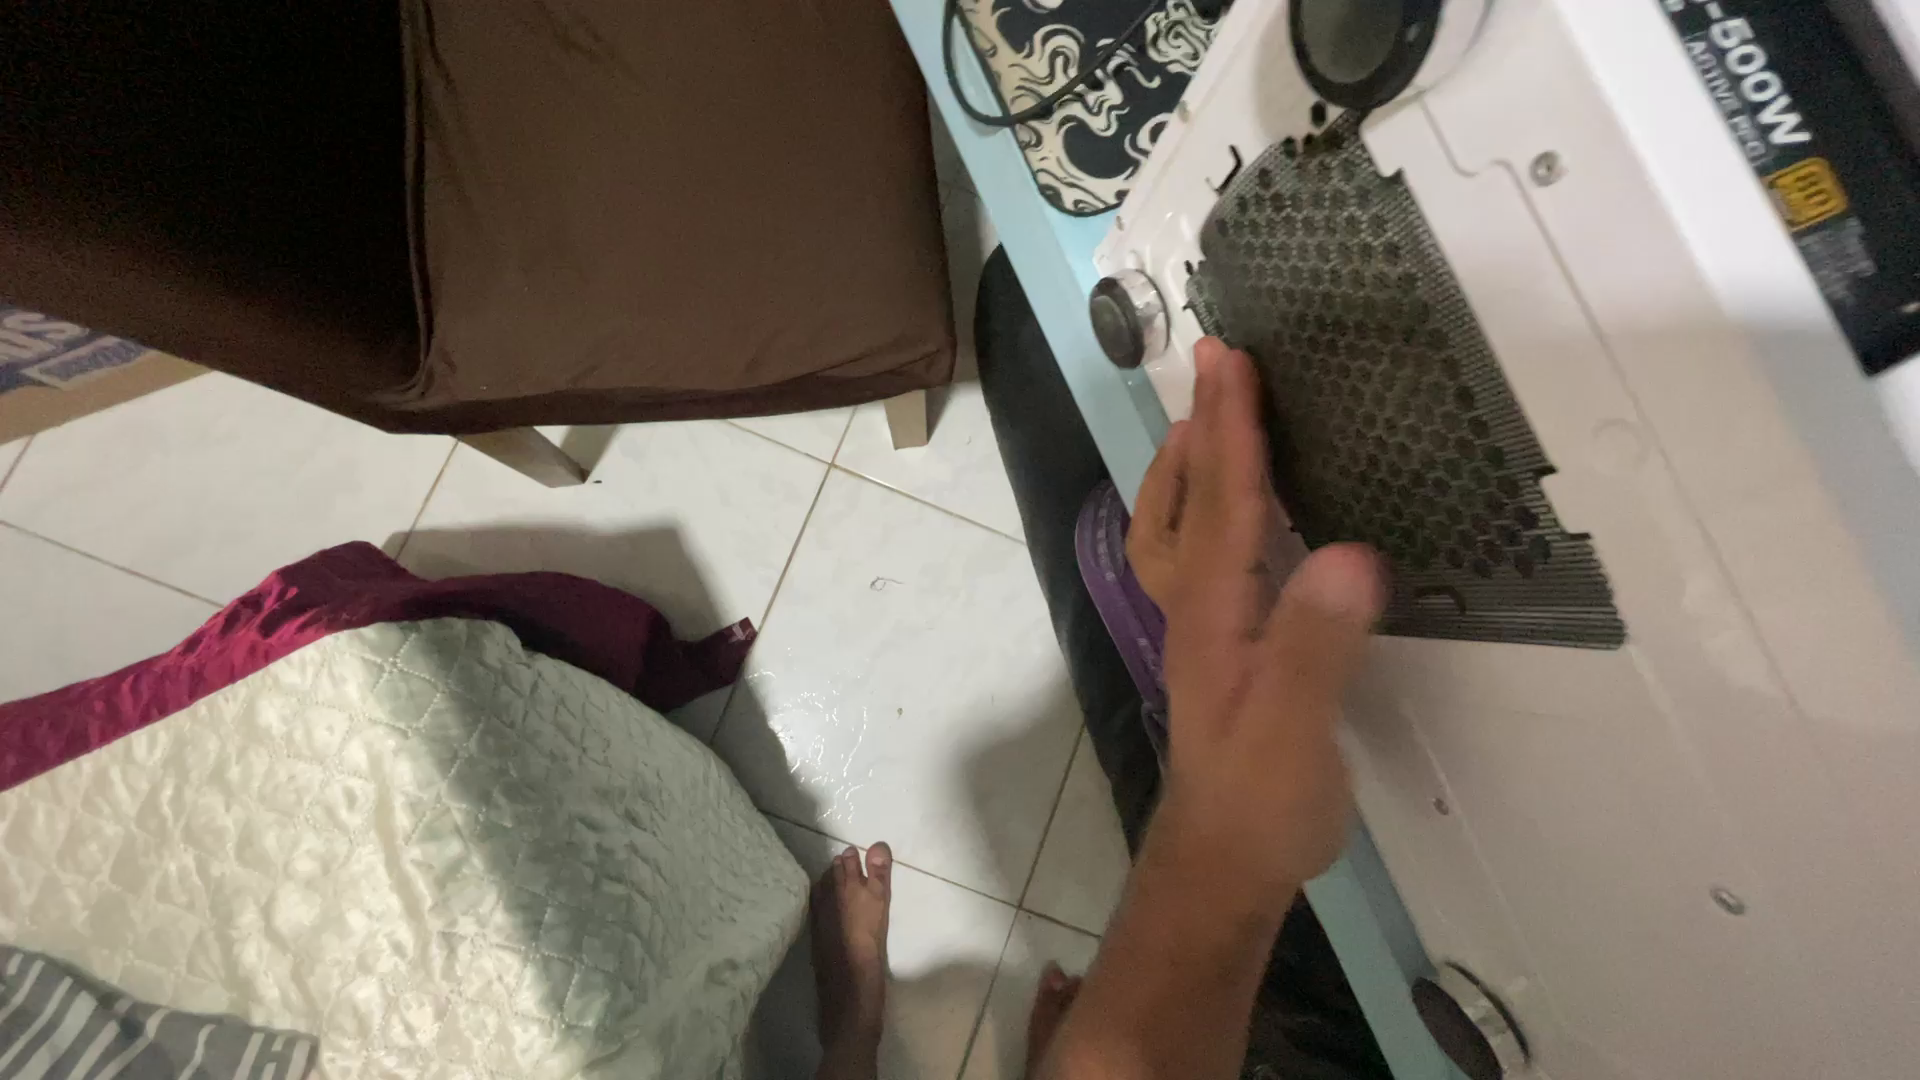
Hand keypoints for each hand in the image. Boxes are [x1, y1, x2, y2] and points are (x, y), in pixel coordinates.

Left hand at [1130, 338, 1385, 897]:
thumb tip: (1346, 556)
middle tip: (1217, 365)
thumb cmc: (1260, 797)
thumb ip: (1316, 646)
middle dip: (1202, 427)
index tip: (1230, 360)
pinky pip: (1199, 554)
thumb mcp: (1295, 730)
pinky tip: (1230, 509)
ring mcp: (1200, 623)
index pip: (1223, 502)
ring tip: (1209, 420)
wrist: (1224, 852)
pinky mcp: (1217, 642)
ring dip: (1190, 465)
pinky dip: (1205, 511)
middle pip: (1190, 500)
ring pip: (1177, 526)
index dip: (1229, 427)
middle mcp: (1195, 604)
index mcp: (1214, 610)